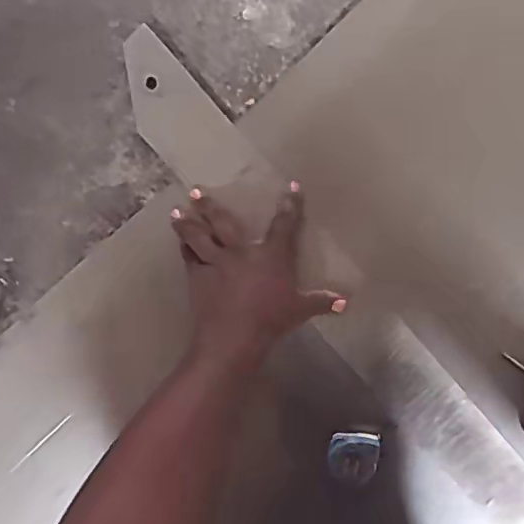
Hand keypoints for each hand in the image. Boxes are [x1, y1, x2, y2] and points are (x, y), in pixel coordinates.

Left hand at [171, 182, 345, 365]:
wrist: (233, 337)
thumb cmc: (271, 320)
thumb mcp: (301, 310)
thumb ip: (321, 302)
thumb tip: (346, 302)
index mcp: (271, 255)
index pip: (284, 225)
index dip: (291, 205)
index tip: (292, 187)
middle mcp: (241, 252)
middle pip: (223, 223)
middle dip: (209, 205)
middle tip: (195, 190)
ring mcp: (216, 263)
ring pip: (198, 237)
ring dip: (187, 223)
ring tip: (177, 211)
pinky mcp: (197, 277)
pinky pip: (188, 258)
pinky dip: (184, 249)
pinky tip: (180, 243)